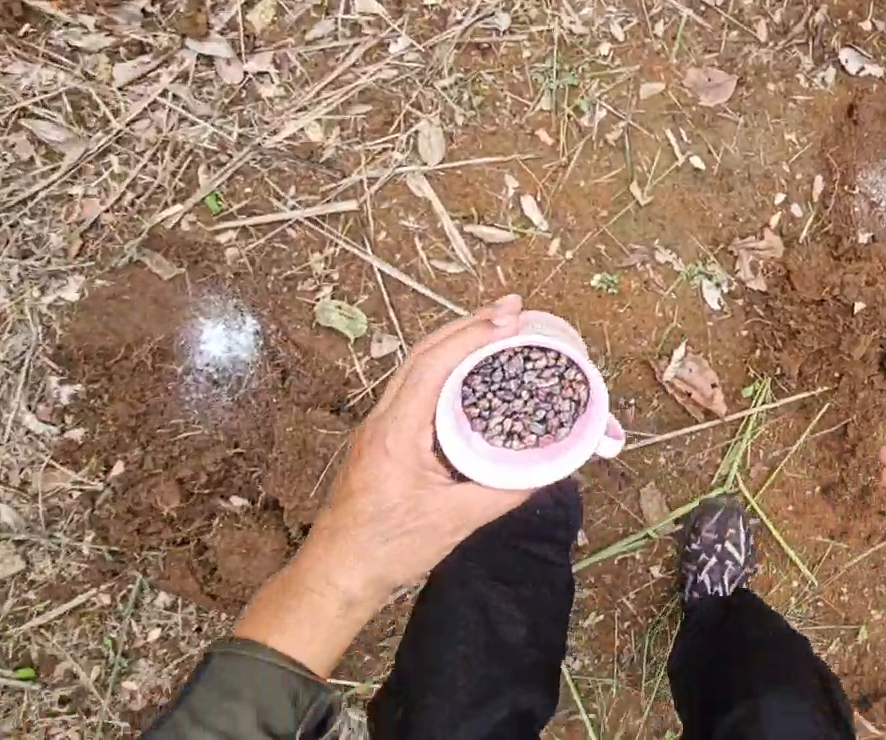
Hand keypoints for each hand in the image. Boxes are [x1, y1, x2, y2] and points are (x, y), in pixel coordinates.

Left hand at [233, 296, 534, 674]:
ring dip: (457, 338)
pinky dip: (448, 363)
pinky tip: (471, 366)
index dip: (473, 336)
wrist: (334, 576)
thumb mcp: (455, 522)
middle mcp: (384, 418)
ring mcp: (380, 425)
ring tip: (498, 324)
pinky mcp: (385, 435)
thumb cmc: (387, 549)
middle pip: (425, 352)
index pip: (434, 366)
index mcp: (396, 432)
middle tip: (514, 308)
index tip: (510, 319)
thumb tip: (552, 467)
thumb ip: (506, 491)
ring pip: (418, 364)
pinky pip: (418, 384)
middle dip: (470, 323)